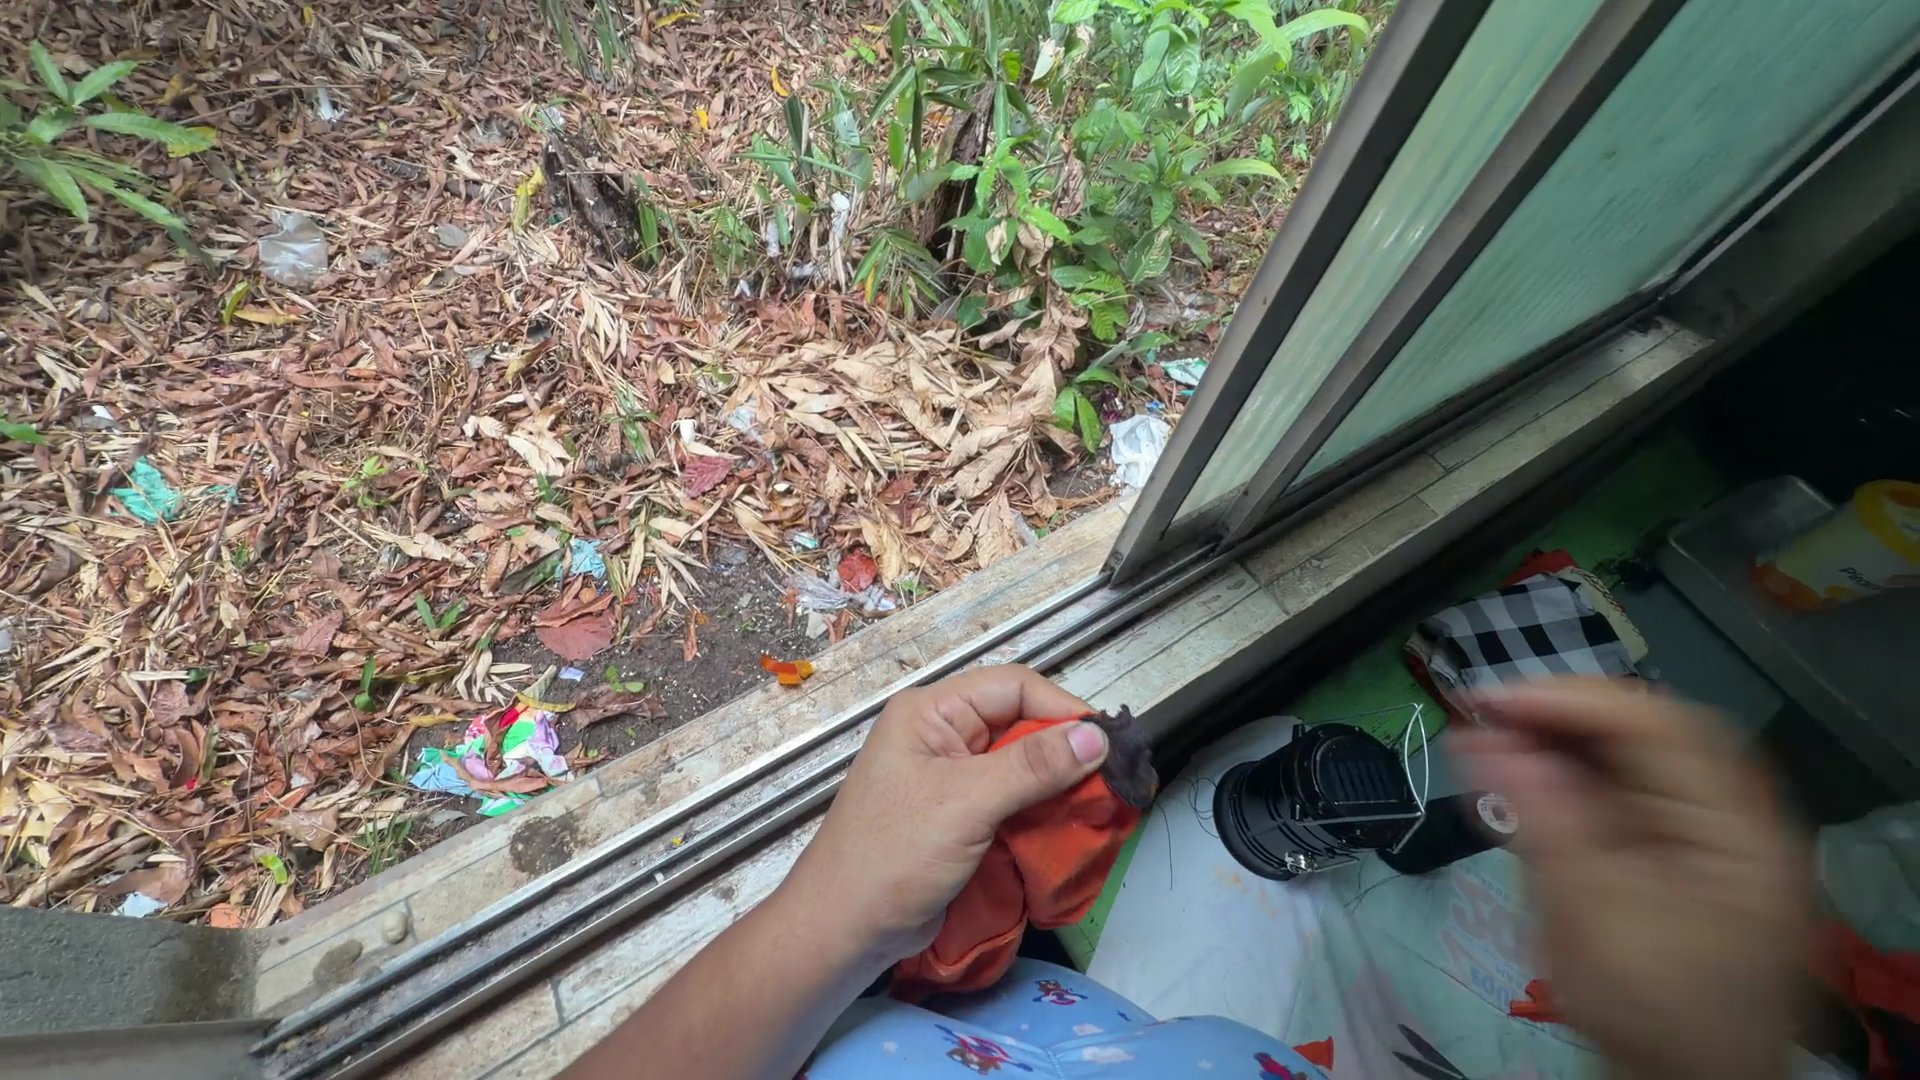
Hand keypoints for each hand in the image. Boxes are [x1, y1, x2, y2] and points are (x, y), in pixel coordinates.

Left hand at [775, 665, 1108, 968]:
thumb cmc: (892, 856)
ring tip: (1096, 804)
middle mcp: (943, 734)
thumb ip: (1033, 766)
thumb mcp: (966, 802)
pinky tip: (1066, 824)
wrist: (844, 931)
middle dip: (1064, 749)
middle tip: (1109, 779)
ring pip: (1021, 763)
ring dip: (1057, 783)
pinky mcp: (962, 813)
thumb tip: (1096, 735)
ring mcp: (952, 775)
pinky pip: (1012, 797)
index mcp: (932, 711)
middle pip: (1019, 723)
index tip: (1105, 743)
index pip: (1012, 687)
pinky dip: (1041, 808)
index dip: (1061, 709)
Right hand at [1454, 679, 1805, 1079]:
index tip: (1487, 703)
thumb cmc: (1646, 1010)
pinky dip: (1554, 767)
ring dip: (1550, 735)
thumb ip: (1540, 817)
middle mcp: (1726, 818)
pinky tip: (1509, 768)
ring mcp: (1696, 829)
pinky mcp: (1661, 842)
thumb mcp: (1586, 914)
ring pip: (1623, 749)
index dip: (1568, 700)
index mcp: (1734, 834)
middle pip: (1645, 728)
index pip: (1658, 729)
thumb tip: (1480, 736)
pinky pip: (1608, 783)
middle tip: (1482, 715)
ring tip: (1483, 737)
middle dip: (1557, 711)